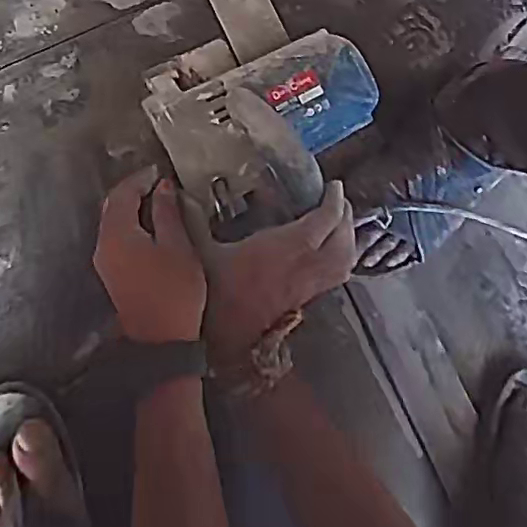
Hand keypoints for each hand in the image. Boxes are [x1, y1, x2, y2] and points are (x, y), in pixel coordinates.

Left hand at [94, 168, 206, 342]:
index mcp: (117, 234)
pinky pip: (115, 237)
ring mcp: (104, 261)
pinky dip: (129, 224)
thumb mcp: (178, 247)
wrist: (161, 344)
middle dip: (132, 191)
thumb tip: (163, 187)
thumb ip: (168, 213)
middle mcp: (103, 244)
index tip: (158, 171)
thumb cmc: (175, 293)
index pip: (122, 194)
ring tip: (155, 201)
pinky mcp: (111, 275)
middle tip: (155, 182)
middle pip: (112, 206)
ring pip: (112, 222)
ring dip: (130, 207)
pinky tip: (148, 226)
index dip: (140, 178)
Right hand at [197, 181, 356, 362]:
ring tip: (341, 220)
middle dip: (346, 215)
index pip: (324, 220)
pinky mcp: (308, 297)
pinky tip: (334, 251)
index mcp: (285, 248)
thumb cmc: (218, 294)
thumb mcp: (202, 253)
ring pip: (346, 258)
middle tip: (338, 199)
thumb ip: (192, 221)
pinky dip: (344, 257)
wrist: (228, 342)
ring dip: (349, 237)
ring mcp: (309, 283)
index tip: (332, 185)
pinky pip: (338, 274)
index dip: (334, 201)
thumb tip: (177, 193)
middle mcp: (305, 265)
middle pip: (342, 238)